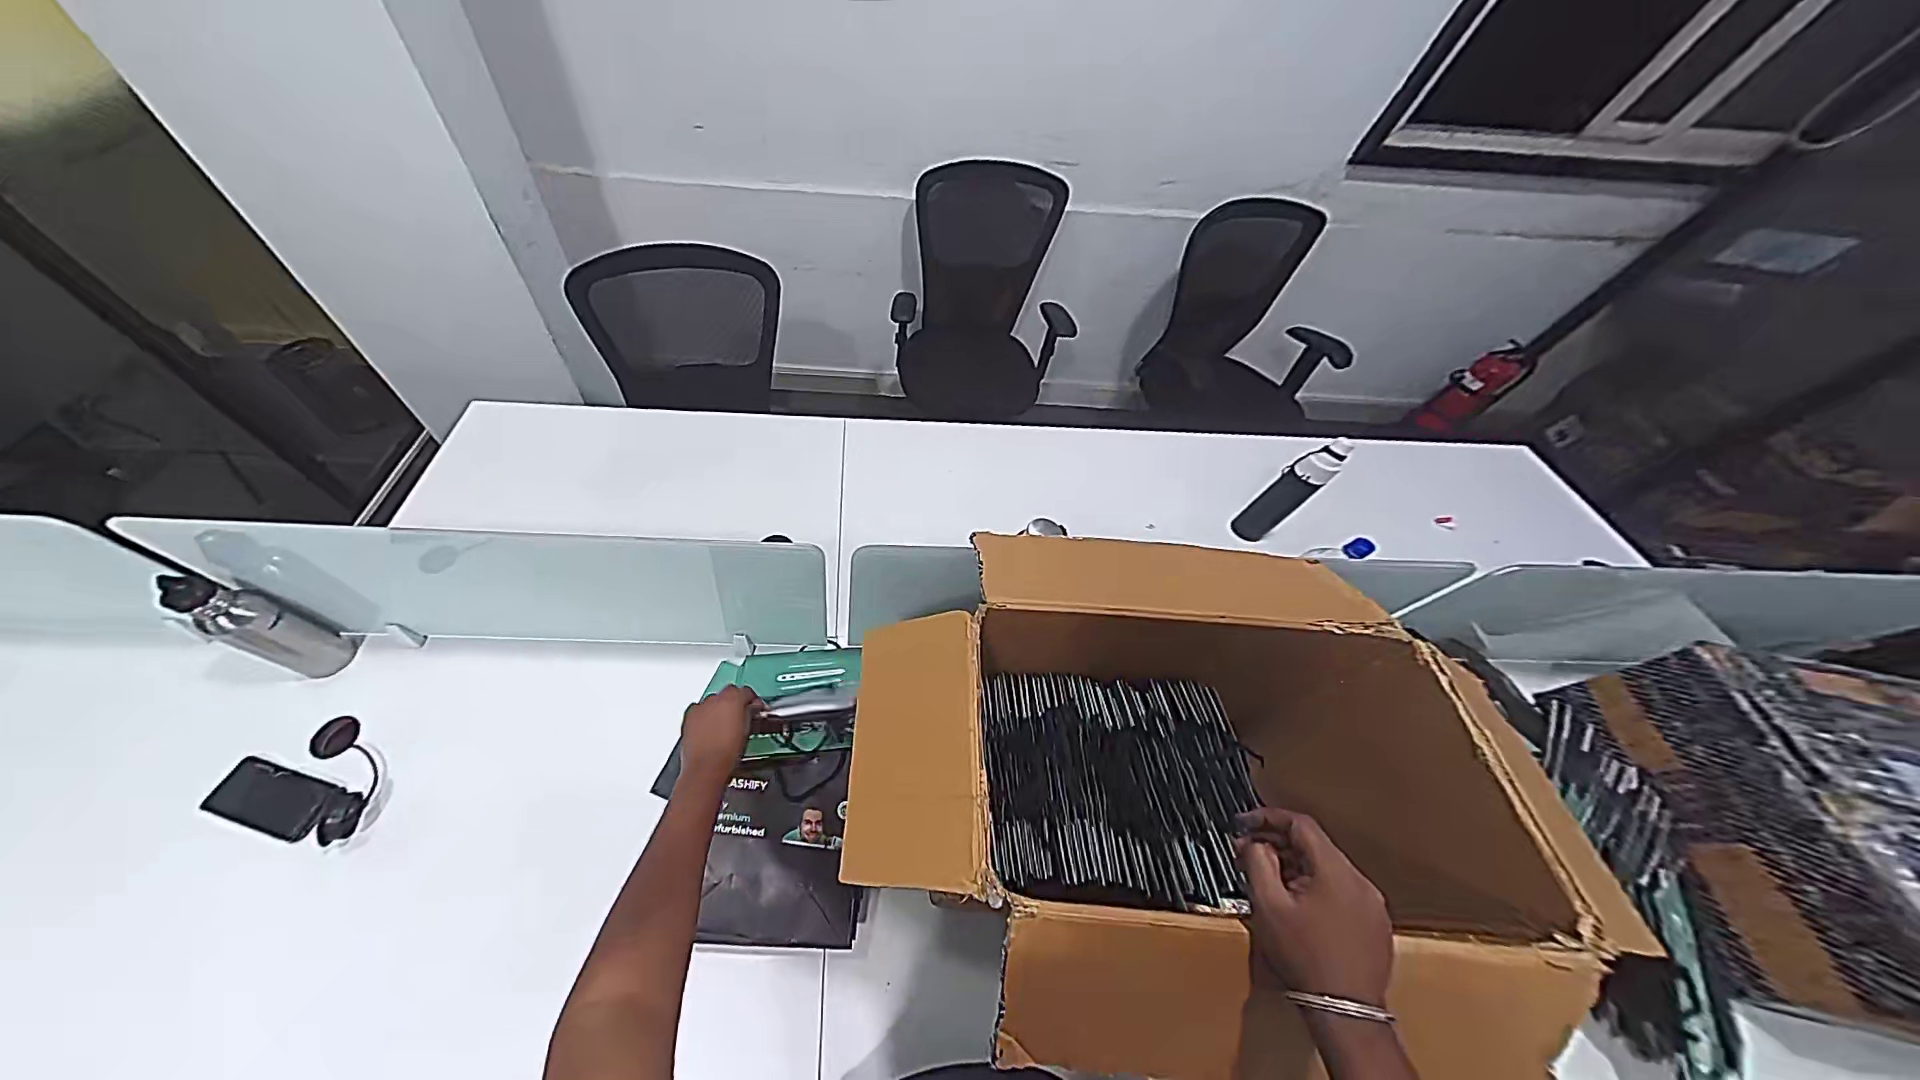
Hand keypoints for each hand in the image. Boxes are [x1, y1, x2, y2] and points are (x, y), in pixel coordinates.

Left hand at [680, 685, 760, 776]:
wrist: (706, 768)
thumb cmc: (726, 753)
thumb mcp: (747, 730)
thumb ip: (749, 714)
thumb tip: (750, 711)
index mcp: (732, 699)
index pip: (745, 691)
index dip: (752, 699)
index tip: (754, 707)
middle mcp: (714, 700)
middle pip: (728, 693)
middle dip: (735, 702)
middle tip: (741, 715)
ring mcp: (699, 708)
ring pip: (713, 701)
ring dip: (719, 708)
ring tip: (725, 724)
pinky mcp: (689, 718)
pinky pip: (699, 711)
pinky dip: (705, 715)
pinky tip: (711, 728)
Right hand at [1234, 808, 1392, 1005]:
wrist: (1344, 1012)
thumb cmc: (1303, 957)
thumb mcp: (1268, 904)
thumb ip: (1258, 862)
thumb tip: (1254, 842)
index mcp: (1336, 872)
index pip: (1301, 824)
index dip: (1268, 817)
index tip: (1243, 824)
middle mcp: (1360, 882)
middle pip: (1314, 845)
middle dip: (1277, 844)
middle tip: (1247, 852)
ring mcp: (1372, 905)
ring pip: (1327, 868)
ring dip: (1294, 865)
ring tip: (1267, 878)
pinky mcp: (1375, 924)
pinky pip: (1340, 890)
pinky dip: (1314, 885)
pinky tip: (1294, 902)